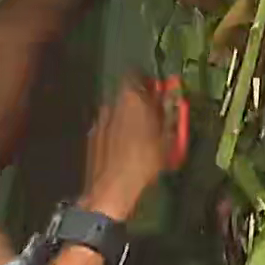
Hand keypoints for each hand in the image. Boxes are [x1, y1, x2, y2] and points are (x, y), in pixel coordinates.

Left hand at [80, 77, 174, 219]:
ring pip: (117, 109)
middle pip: (127, 92)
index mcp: (131, 96)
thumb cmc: (144, 160)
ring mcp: (99, 119)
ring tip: (140, 134)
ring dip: (127, 115)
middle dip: (140, 100)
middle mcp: (112, 102)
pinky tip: (124, 146)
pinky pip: (108, 125)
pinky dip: (116, 129)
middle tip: (154, 115)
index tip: (158, 92)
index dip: (148, 81)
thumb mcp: (166, 135)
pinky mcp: (92, 136)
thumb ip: (169, 109)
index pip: (137, 74)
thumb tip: (173, 93)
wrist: (111, 190)